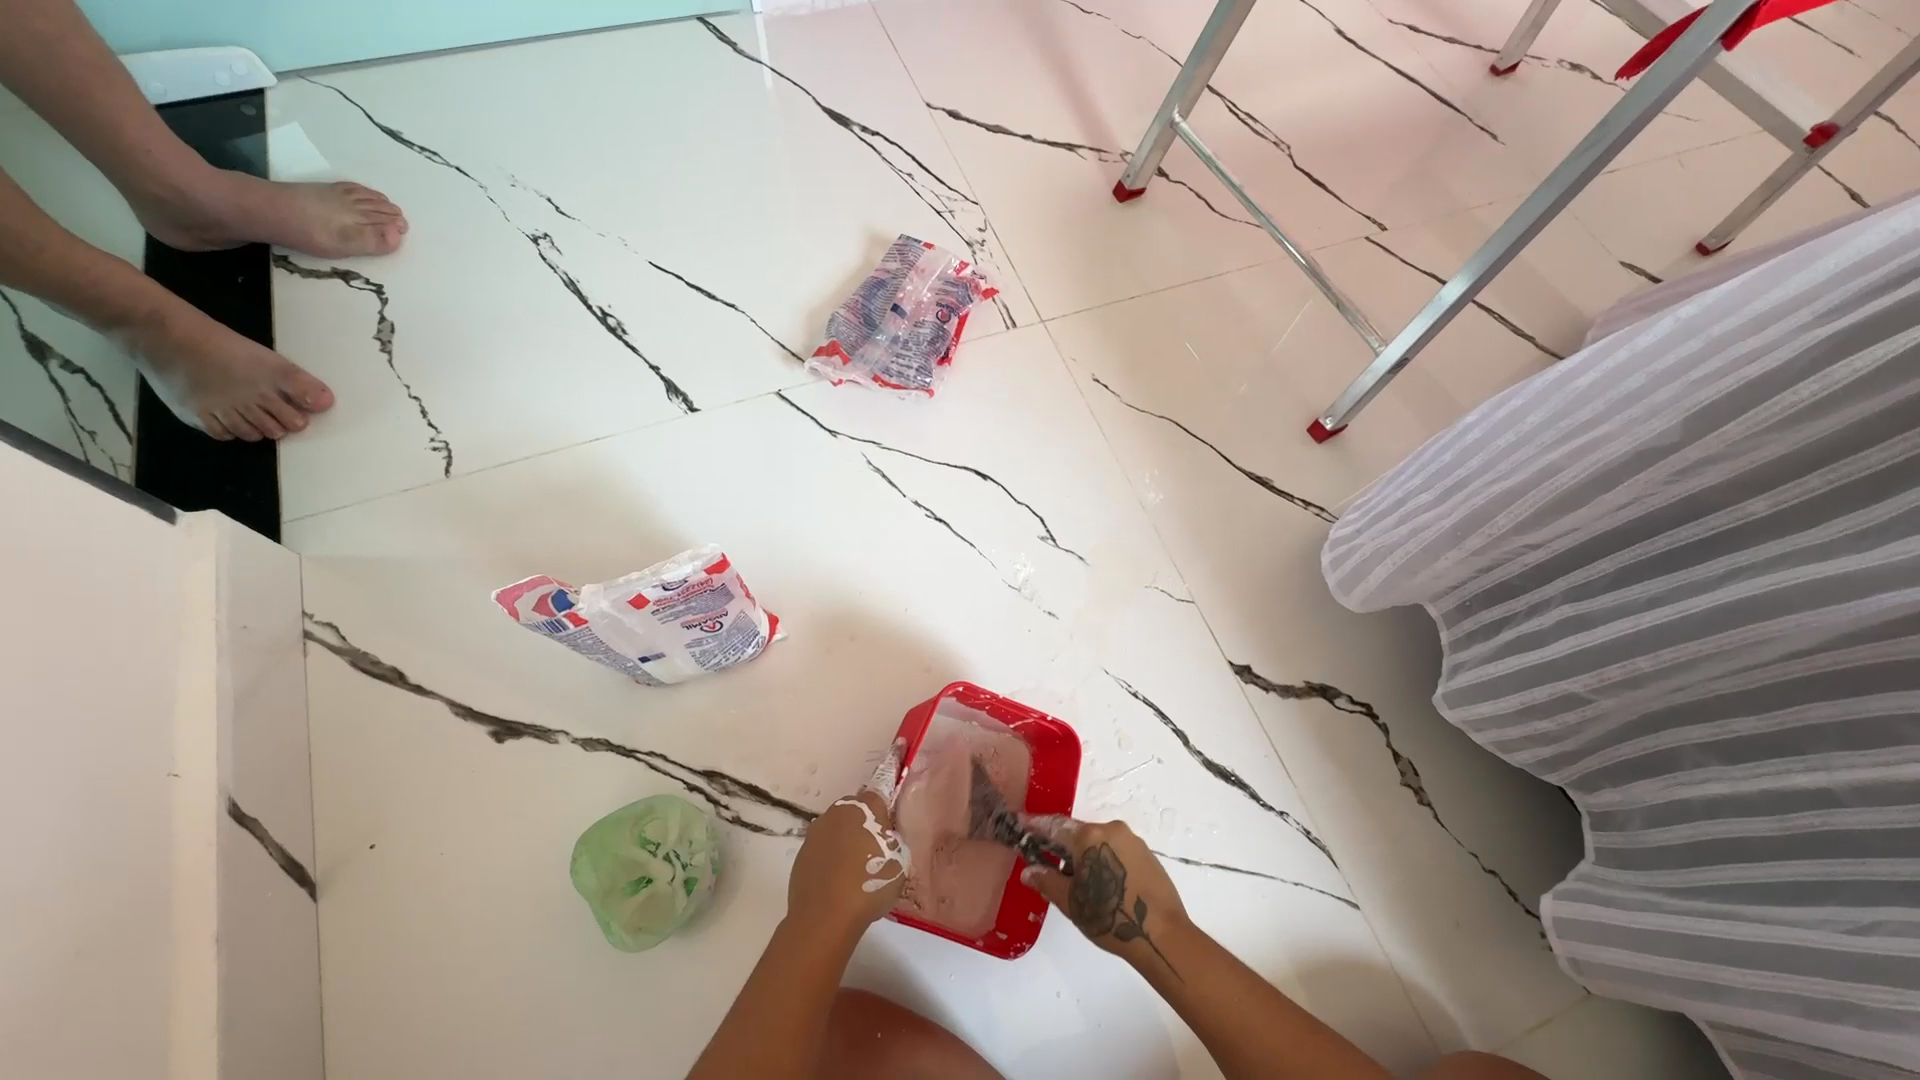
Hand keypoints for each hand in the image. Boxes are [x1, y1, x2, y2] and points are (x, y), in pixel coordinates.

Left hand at [787, 748, 910, 939]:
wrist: (824, 917)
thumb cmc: (870, 886)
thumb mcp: (899, 861)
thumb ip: (894, 839)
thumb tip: (885, 833)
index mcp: (867, 808)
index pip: (884, 781)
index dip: (894, 764)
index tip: (901, 745)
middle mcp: (840, 811)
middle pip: (859, 808)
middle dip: (869, 819)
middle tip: (880, 845)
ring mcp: (818, 830)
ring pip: (840, 826)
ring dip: (849, 837)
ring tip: (859, 867)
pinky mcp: (804, 852)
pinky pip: (825, 846)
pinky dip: (833, 855)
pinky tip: (840, 878)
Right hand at [1021, 817, 1189, 977]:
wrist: (1162, 934)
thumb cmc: (1110, 918)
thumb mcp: (1071, 902)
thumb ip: (1047, 881)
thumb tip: (1028, 870)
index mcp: (1089, 836)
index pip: (1054, 826)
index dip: (1035, 826)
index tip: (1020, 824)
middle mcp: (1111, 830)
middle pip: (1078, 833)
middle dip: (1060, 846)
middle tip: (1046, 862)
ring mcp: (1132, 841)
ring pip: (1098, 842)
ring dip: (1083, 855)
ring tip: (1075, 881)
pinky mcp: (1147, 855)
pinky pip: (1115, 850)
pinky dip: (1102, 860)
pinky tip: (1101, 884)